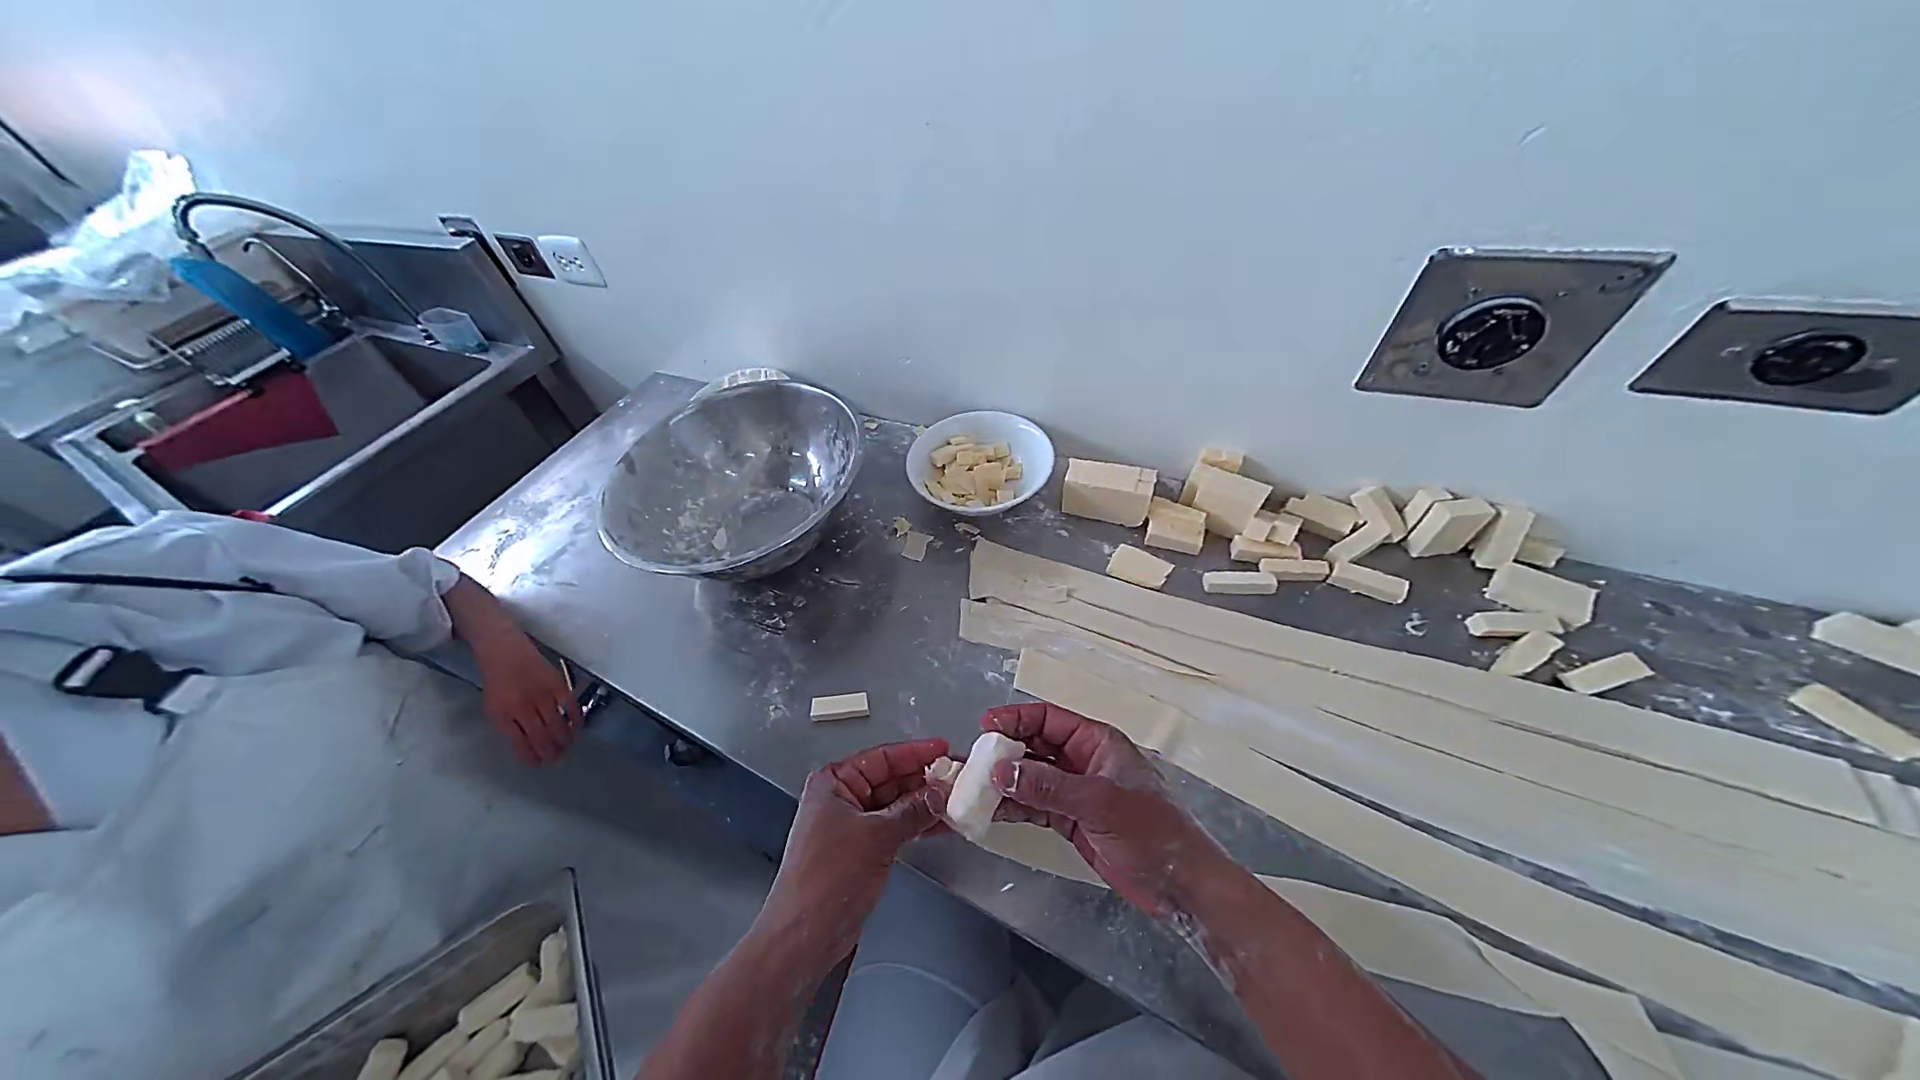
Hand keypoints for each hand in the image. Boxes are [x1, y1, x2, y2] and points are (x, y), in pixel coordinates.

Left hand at [471, 627, 579, 765]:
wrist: (503, 649)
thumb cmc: (497, 680)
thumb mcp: (494, 707)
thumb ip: (509, 725)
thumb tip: (528, 744)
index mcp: (503, 716)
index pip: (520, 744)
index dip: (532, 757)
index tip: (539, 765)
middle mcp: (523, 708)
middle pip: (541, 737)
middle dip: (551, 752)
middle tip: (558, 759)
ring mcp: (542, 695)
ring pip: (557, 725)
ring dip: (564, 739)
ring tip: (567, 746)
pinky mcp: (557, 684)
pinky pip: (571, 706)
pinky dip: (576, 719)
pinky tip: (576, 726)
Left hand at [761, 738, 949, 964]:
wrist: (805, 937)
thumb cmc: (824, 881)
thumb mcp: (875, 837)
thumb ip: (912, 812)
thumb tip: (939, 794)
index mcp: (834, 783)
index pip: (881, 757)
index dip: (915, 753)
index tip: (943, 749)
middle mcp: (841, 799)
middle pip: (891, 779)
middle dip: (925, 780)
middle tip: (957, 778)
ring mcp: (852, 825)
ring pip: (897, 804)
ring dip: (926, 804)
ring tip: (957, 800)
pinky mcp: (863, 849)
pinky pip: (897, 827)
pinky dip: (918, 825)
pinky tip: (942, 824)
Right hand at [983, 703, 1226, 915]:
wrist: (1180, 886)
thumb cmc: (1151, 832)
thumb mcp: (1099, 802)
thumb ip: (1049, 786)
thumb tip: (1000, 771)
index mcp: (1097, 742)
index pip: (1049, 719)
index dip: (1017, 719)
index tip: (985, 727)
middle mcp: (1083, 761)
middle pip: (1036, 746)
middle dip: (1004, 751)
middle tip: (972, 761)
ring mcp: (1076, 792)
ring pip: (1031, 777)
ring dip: (1004, 782)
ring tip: (972, 788)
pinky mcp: (1071, 820)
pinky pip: (1035, 806)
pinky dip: (1013, 807)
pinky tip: (990, 812)